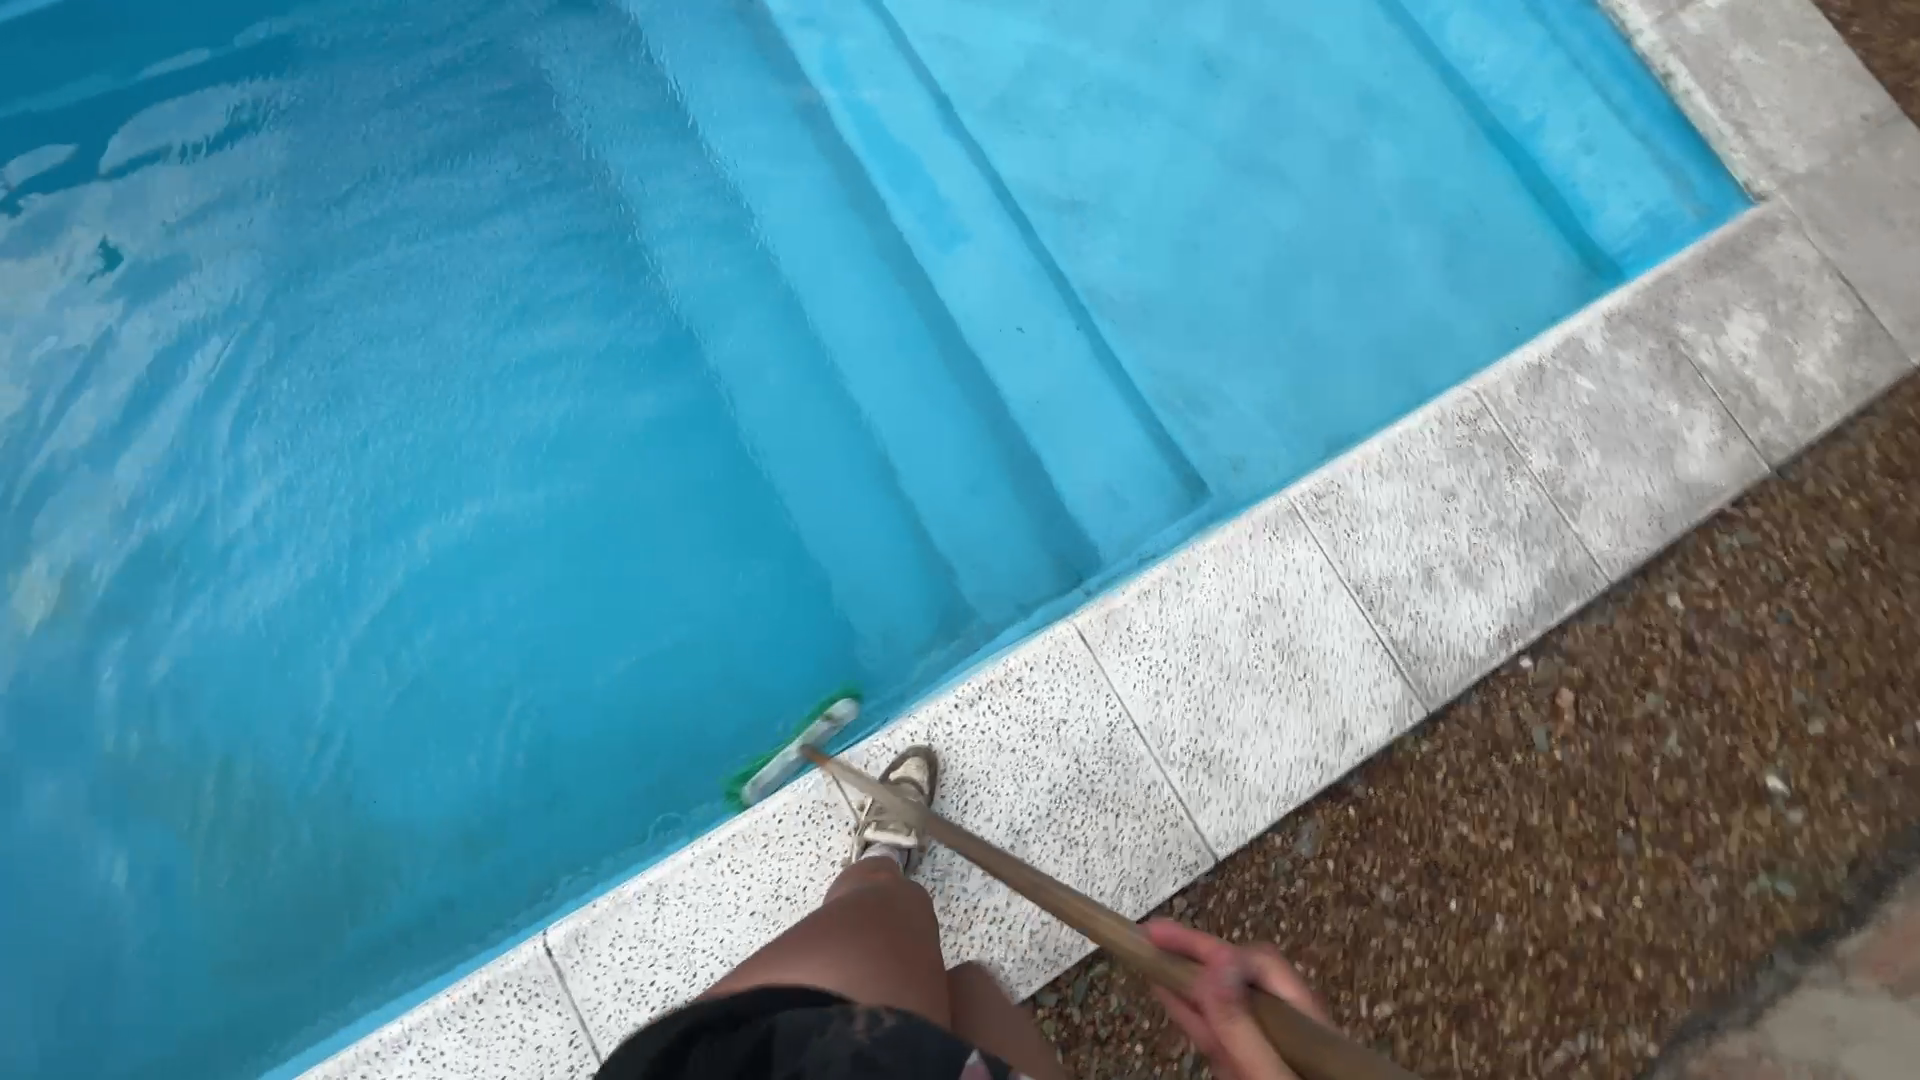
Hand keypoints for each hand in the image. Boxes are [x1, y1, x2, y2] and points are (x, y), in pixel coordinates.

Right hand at [1143, 919, 1334, 1079]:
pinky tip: (1172, 1000)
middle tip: (1151, 938)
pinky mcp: (1253, 1077)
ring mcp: (1272, 1058)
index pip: (1262, 969)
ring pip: (1229, 1008)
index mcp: (1310, 1029)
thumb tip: (1217, 962)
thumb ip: (1244, 1028)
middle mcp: (1291, 1036)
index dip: (1213, 949)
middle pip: (1244, 981)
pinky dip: (1195, 1017)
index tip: (1165, 940)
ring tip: (1151, 959)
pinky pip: (1222, 1040)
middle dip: (1198, 955)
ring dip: (1191, 981)